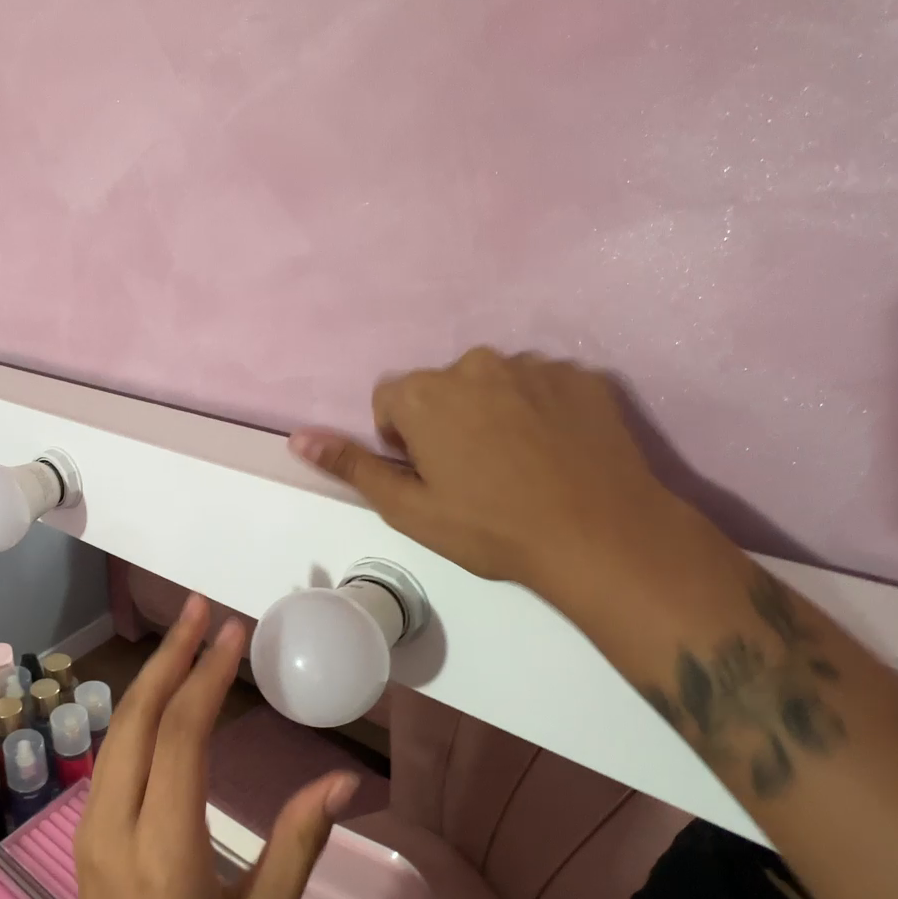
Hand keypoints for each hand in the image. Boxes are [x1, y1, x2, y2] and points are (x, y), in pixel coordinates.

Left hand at [52, 594, 360, 898]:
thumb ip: (297, 848)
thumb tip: (342, 782)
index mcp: (164, 849)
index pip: (180, 739)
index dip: (206, 678)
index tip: (231, 632)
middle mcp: (116, 824)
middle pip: (137, 717)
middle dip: (170, 655)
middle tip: (200, 608)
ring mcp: (90, 824)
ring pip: (117, 730)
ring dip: (151, 676)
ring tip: (185, 636)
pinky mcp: (86, 829)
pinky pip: (112, 753)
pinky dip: (139, 710)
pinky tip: (164, 694)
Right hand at [288, 348, 696, 596]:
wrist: (599, 534)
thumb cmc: (490, 527)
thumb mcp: (408, 507)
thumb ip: (351, 466)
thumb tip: (298, 437)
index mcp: (426, 394)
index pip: (390, 399)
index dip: (401, 438)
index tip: (429, 473)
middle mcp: (476, 364)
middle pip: (442, 387)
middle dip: (446, 420)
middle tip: (473, 473)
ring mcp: (536, 365)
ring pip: (494, 383)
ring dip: (493, 412)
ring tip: (519, 464)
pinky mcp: (584, 376)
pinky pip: (544, 385)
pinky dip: (541, 410)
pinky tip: (556, 452)